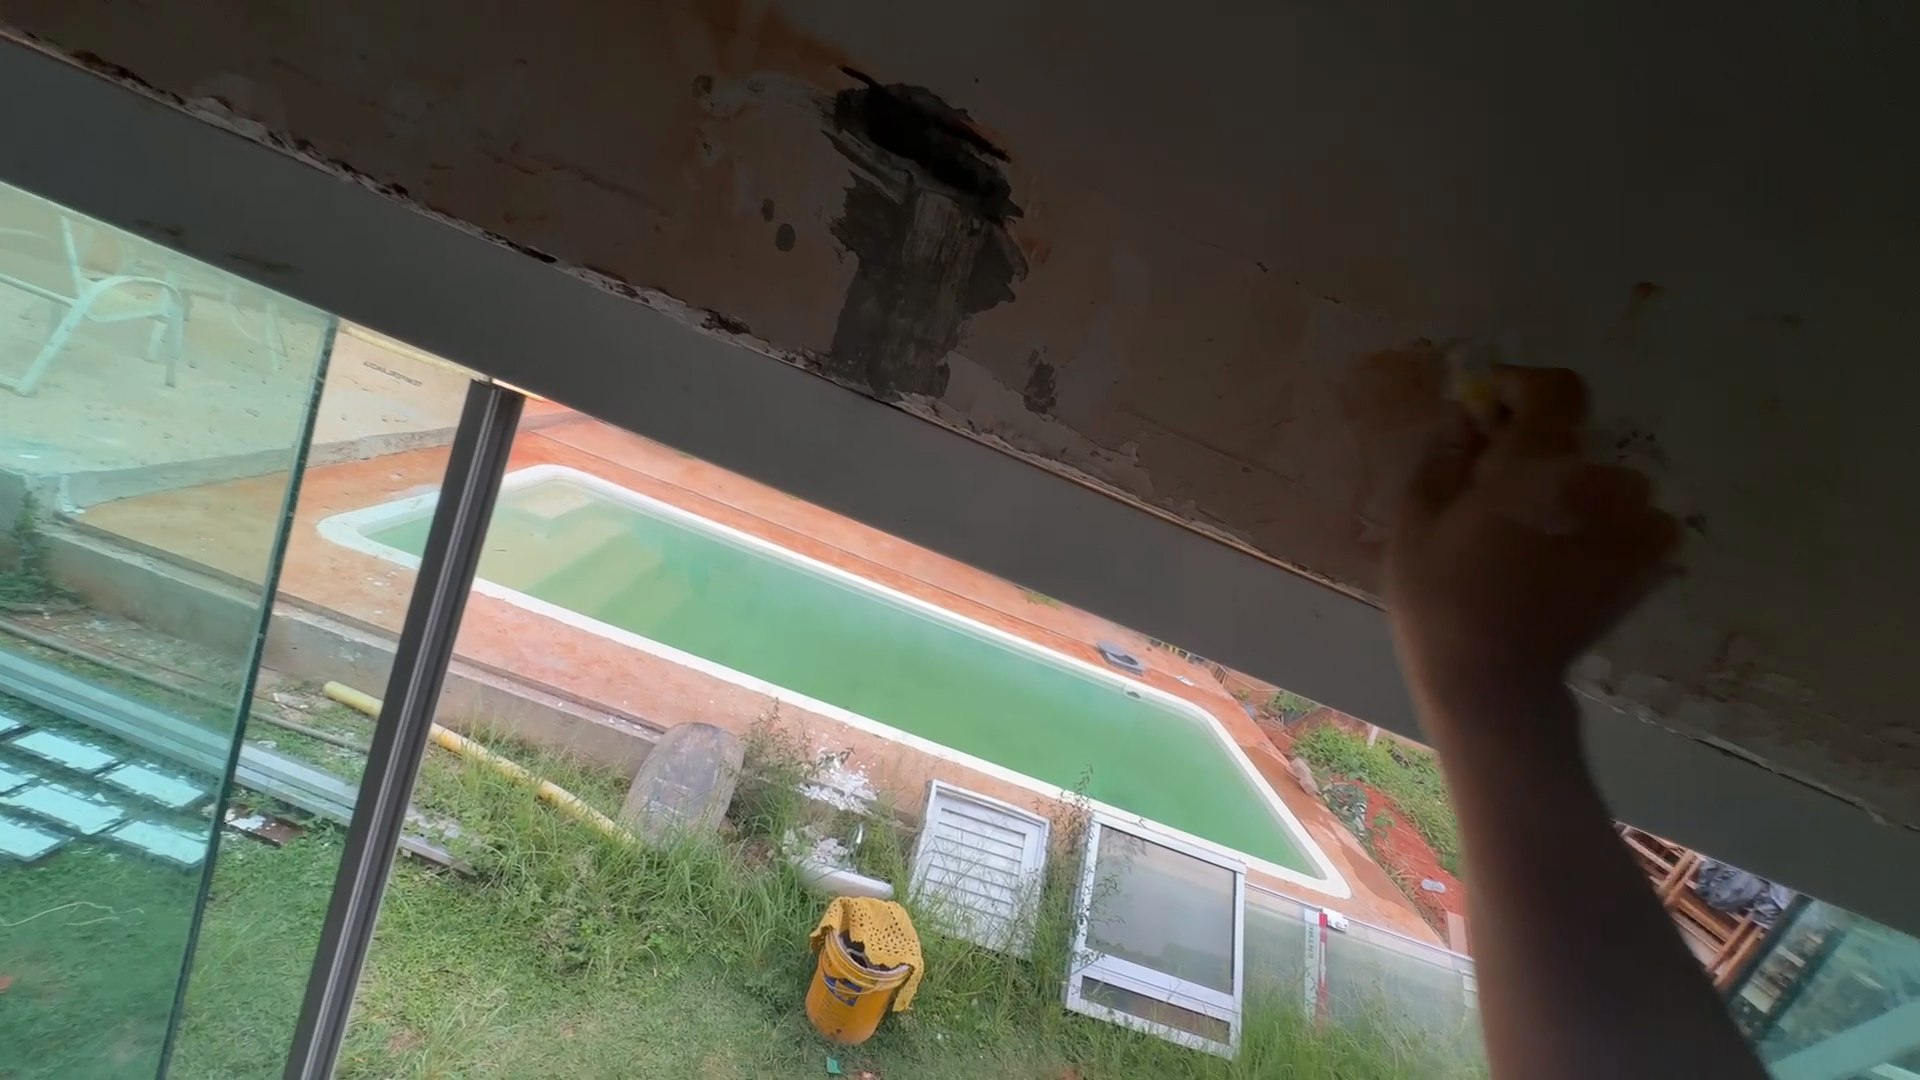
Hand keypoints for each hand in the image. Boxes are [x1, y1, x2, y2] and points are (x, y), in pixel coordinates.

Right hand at [1385, 366, 1677, 723]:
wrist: (1494, 677)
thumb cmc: (1438, 596)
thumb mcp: (1414, 520)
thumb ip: (1443, 456)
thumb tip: (1464, 416)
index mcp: (1538, 466)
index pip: (1554, 389)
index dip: (1519, 388)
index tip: (1485, 411)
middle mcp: (1601, 481)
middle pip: (1570, 439)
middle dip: (1528, 454)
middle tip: (1485, 491)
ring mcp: (1637, 521)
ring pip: (1598, 478)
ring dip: (1562, 489)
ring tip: (1518, 532)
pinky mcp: (1650, 557)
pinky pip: (1625, 514)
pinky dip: (1593, 520)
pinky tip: (1554, 556)